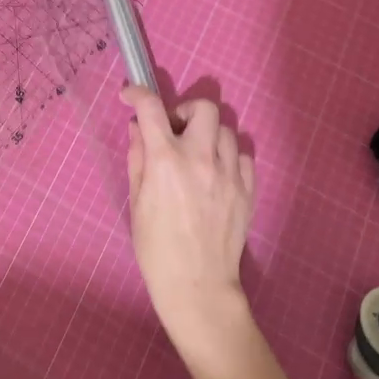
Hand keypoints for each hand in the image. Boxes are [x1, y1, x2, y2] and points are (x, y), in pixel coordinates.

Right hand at [123, 85, 256, 364]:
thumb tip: (138, 128)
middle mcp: (200, 158)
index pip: (151, 108)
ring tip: (196, 153)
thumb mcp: (136, 200)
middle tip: (174, 129)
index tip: (130, 96)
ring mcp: (229, 173)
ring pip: (226, 130)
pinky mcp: (248, 189)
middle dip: (185, 110)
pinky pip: (243, 156)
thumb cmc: (156, 247)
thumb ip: (138, 157)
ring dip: (207, 134)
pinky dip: (228, 155)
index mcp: (166, 160)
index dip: (137, 94)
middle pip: (204, 107)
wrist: (197, 285)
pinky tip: (216, 172)